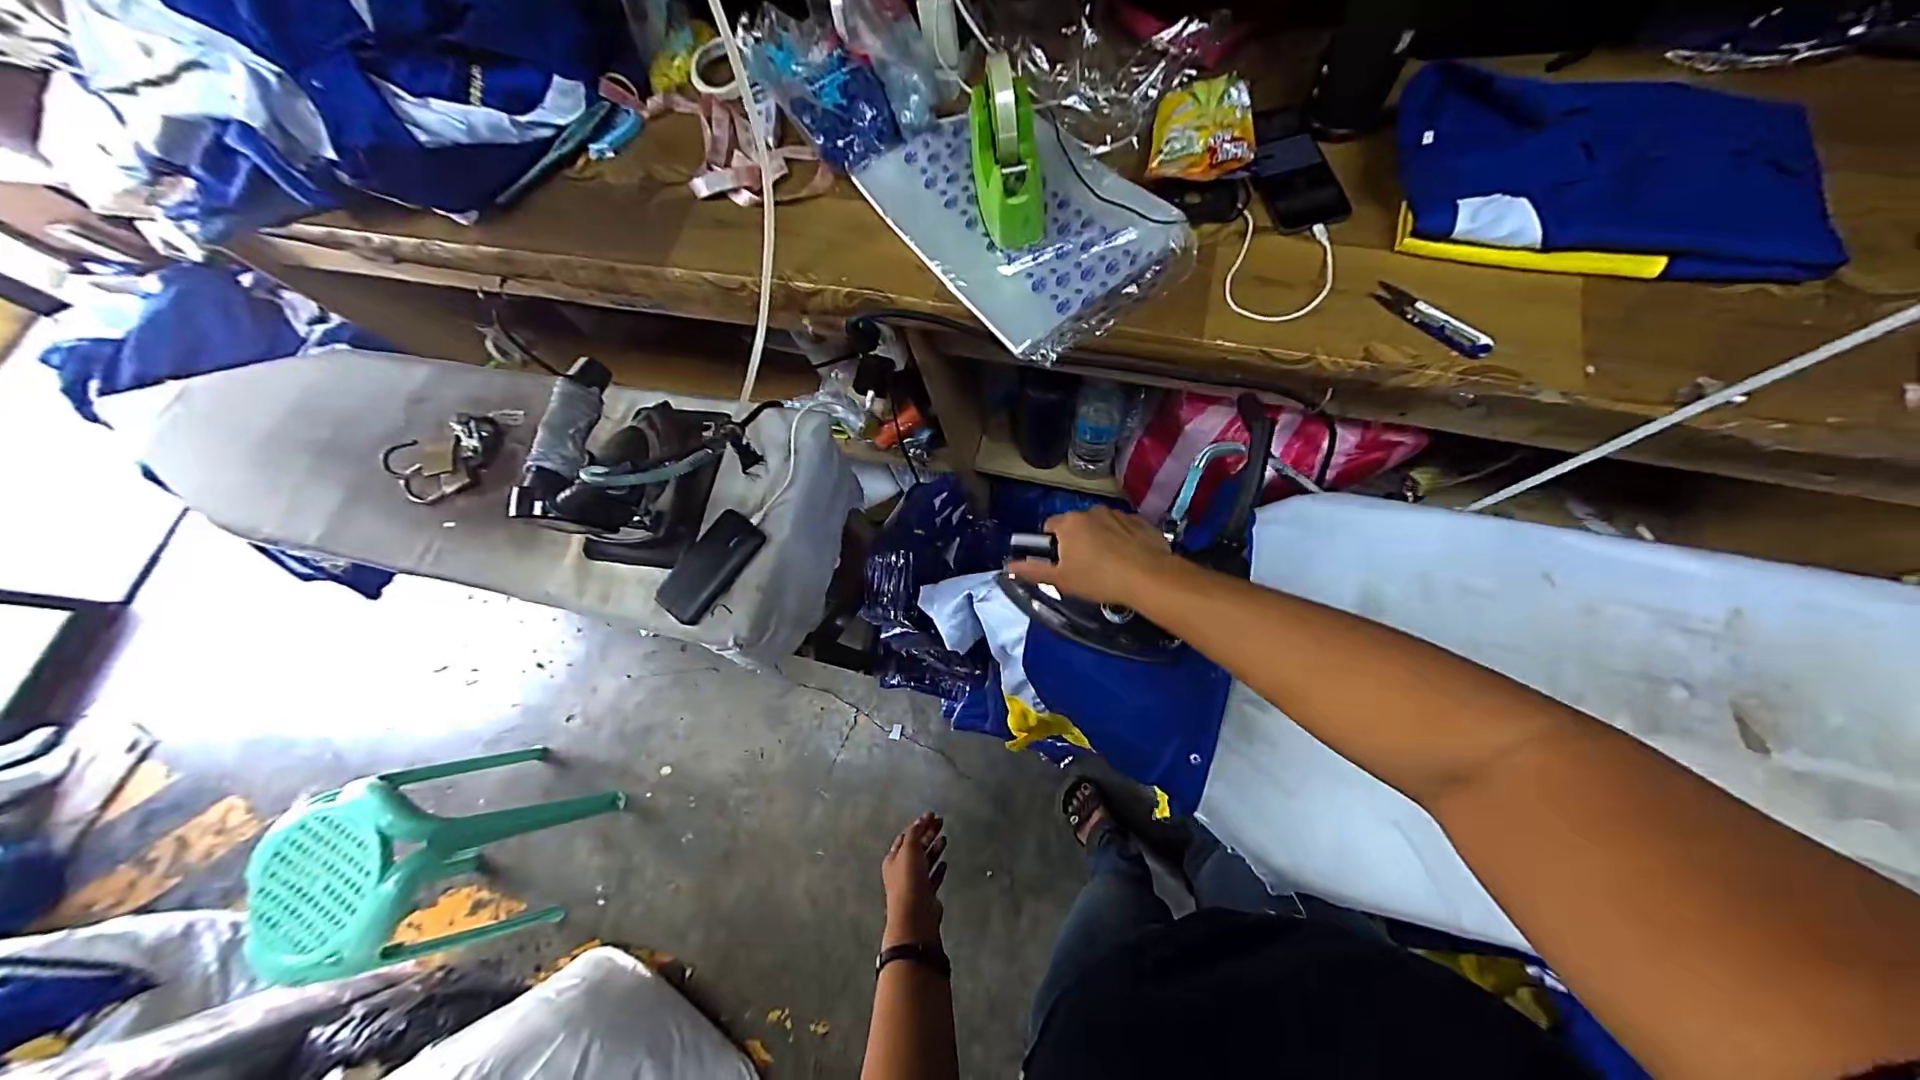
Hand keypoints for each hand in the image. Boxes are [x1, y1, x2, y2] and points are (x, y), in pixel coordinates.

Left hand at [882, 813, 947, 947]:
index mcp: (893, 859)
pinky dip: (938, 868)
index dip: (919, 824)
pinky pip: (933, 877)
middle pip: (917, 847)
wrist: (915, 915)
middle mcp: (902, 870)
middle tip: (940, 823)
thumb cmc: (908, 880)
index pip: (907, 836)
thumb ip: (916, 833)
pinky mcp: (926, 894)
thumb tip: (921, 820)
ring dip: (934, 848)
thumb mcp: (909, 849)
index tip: (931, 815)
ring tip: (944, 838)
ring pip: (925, 861)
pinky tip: (943, 862)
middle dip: (928, 834)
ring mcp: (914, 883)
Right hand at [1005, 506, 1176, 608]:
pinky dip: (1122, 539)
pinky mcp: (1140, 521)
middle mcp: (1092, 511)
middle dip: (1076, 541)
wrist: (1149, 577)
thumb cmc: (1098, 578)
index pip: (1049, 527)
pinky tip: (1128, 559)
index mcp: (1069, 523)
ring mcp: (1118, 514)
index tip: (1060, 563)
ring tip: (1109, 565)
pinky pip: (1124, 528)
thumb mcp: (1062, 580)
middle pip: (1075, 525)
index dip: (1051, 545)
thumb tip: (1009, 566)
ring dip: (1100, 539)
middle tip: (1083, 568)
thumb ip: (1033, 570)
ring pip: (1100, 525)